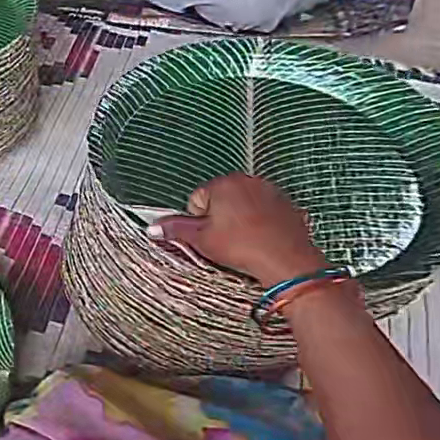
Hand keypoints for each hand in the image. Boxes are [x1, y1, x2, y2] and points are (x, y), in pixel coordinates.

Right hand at [148, 173, 329, 286]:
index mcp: (223, 183)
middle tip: (225, 241)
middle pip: (220, 200)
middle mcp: (247, 180)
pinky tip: (260, 238)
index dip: (199, 222)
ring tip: (244, 241)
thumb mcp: (202, 240)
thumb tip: (152, 226)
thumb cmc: (242, 247)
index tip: (210, 236)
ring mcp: (269, 190)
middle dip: (219, 219)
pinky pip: (263, 211)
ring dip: (239, 220)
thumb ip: (175, 229)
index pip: (197, 199)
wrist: (286, 260)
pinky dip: (259, 223)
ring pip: (242, 205)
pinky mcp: (285, 203)